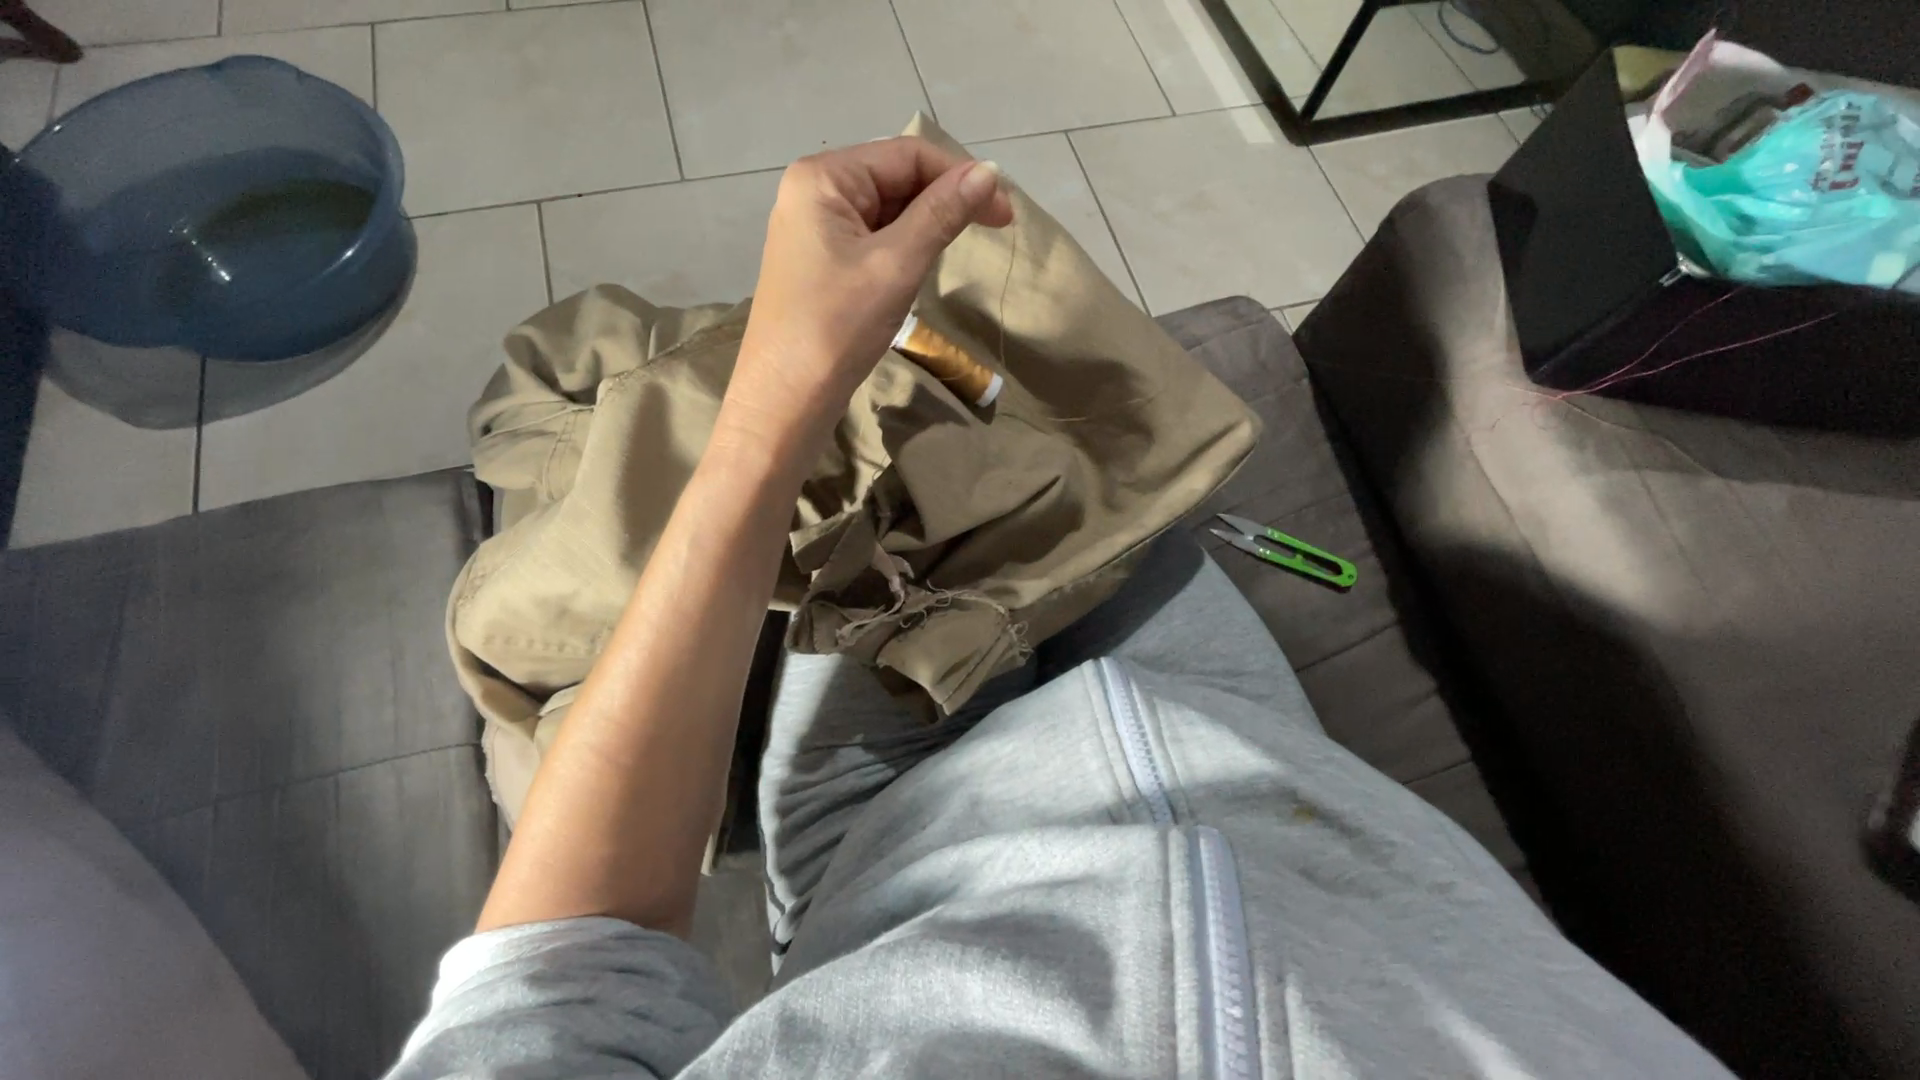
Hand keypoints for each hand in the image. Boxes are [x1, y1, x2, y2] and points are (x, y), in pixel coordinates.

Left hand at [724, 137, 1014, 452]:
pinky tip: (921, 268)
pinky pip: (873, 239)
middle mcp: (814, 192)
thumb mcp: (895, 266)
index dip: (961, 176)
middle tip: (993, 230)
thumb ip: (941, 214)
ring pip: (887, 210)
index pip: (907, 155)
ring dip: (927, 225)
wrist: (785, 399)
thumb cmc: (836, 327)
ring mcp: (814, 229)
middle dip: (945, 200)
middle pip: (896, 177)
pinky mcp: (821, 263)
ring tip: (956, 251)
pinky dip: (904, 248)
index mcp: (823, 178)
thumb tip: (990, 172)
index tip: (1004, 213)